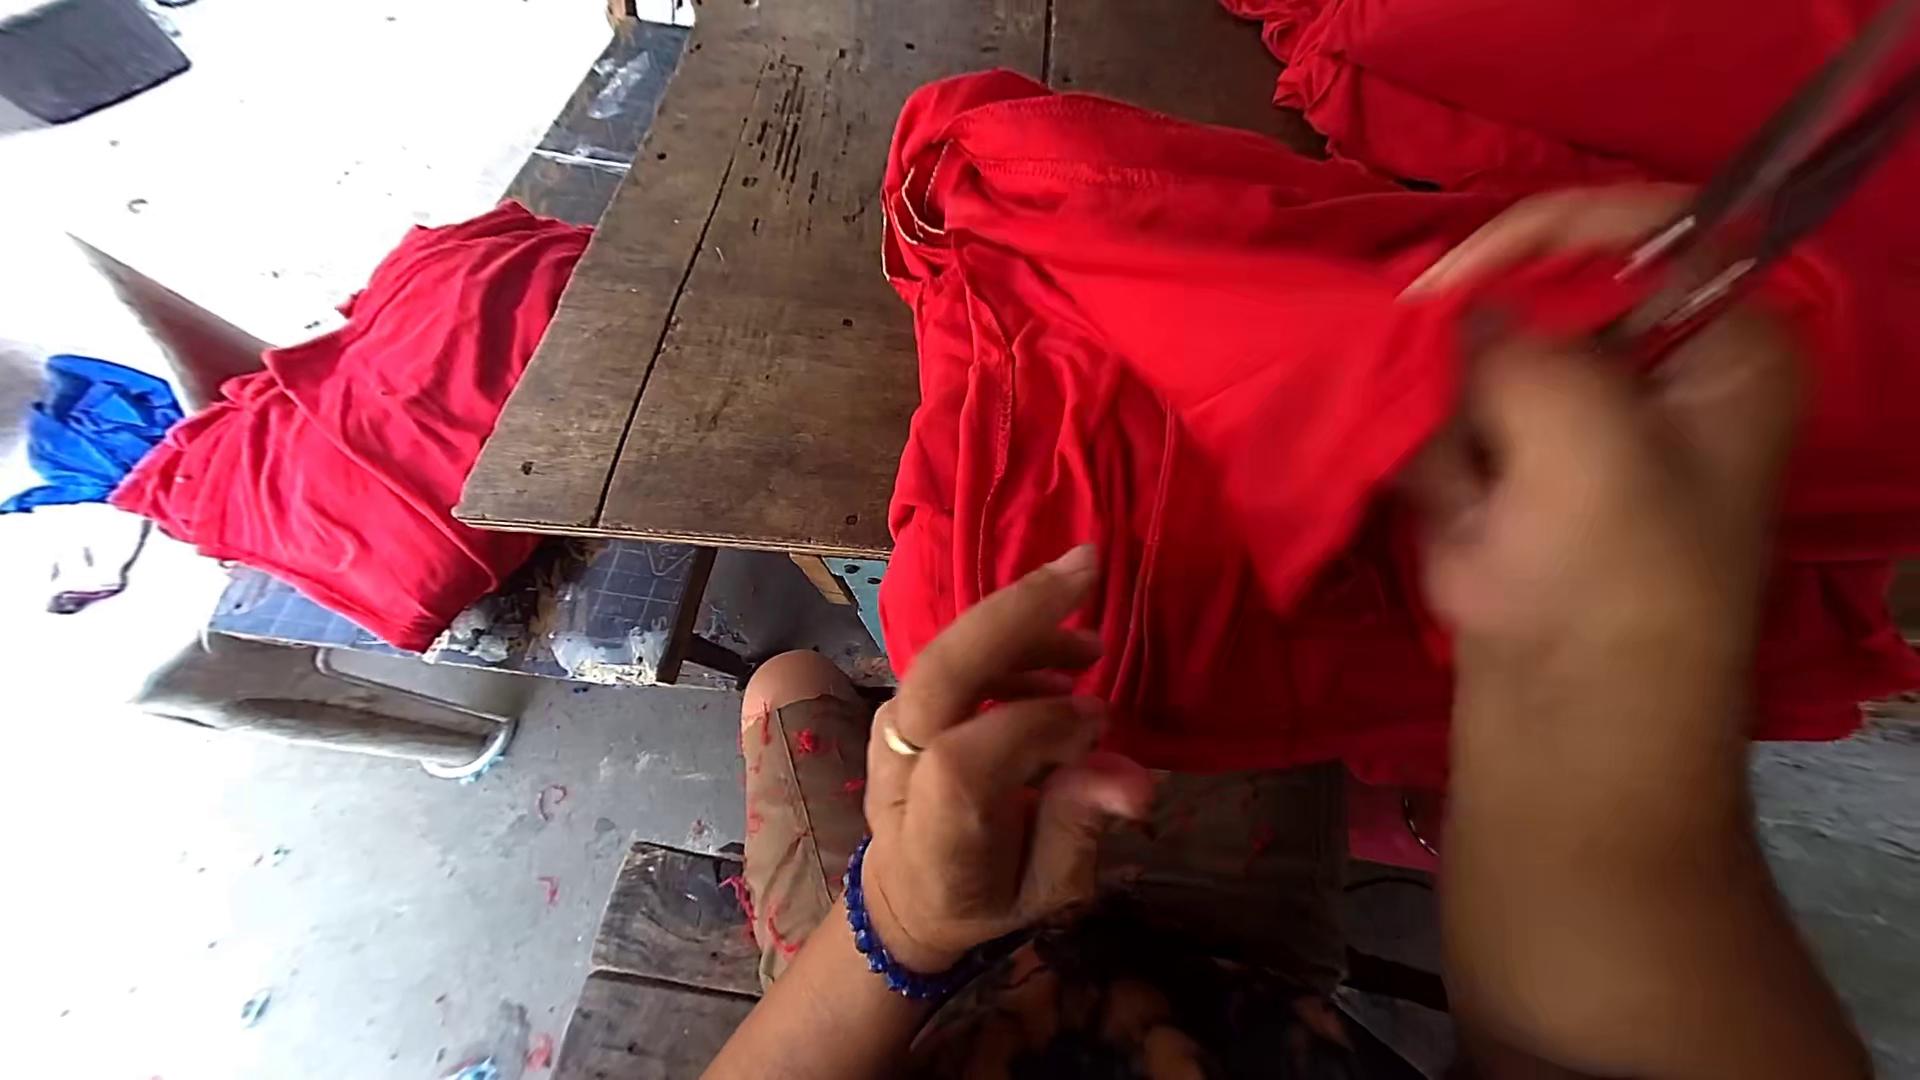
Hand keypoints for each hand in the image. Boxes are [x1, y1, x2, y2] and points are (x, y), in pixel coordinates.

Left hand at [859, 545, 1153, 972]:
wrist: (906, 887)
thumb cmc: (979, 897)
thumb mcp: (1040, 892)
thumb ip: (1077, 832)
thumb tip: (1134, 778)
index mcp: (930, 836)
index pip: (966, 762)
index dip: (1038, 726)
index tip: (1101, 722)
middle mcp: (898, 767)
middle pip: (940, 672)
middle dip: (1015, 613)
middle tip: (1086, 568)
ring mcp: (893, 726)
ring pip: (949, 650)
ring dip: (1021, 625)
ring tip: (1091, 643)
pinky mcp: (906, 702)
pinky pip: (955, 656)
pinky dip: (1008, 643)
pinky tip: (1057, 661)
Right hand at [1404, 188, 1841, 1077]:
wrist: (1554, 679)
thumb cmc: (1616, 577)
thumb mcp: (1595, 460)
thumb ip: (1531, 366)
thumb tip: (1446, 305)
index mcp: (1704, 343)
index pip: (1638, 234)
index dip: (1541, 239)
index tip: (1444, 282)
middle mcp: (1619, 363)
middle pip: (1526, 296)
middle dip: (1458, 324)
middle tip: (1396, 353)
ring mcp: (1535, 409)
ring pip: (1458, 356)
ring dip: (1420, 390)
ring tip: (1428, 455)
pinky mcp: (1470, 450)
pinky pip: (1421, 410)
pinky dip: (1402, 433)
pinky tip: (1426, 486)